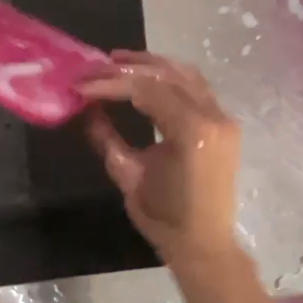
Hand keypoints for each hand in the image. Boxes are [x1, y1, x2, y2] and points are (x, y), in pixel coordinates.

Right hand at [79, 51, 241, 263]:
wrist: (203, 241)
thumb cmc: (163, 215)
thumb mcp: (127, 174)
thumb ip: (106, 137)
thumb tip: (86, 110)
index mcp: (192, 132)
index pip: (146, 91)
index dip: (109, 83)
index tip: (80, 85)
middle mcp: (214, 117)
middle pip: (167, 75)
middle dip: (128, 68)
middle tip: (94, 67)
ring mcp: (223, 119)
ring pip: (186, 75)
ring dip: (151, 65)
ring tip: (119, 61)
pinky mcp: (223, 124)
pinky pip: (196, 88)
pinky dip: (168, 77)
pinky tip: (145, 77)